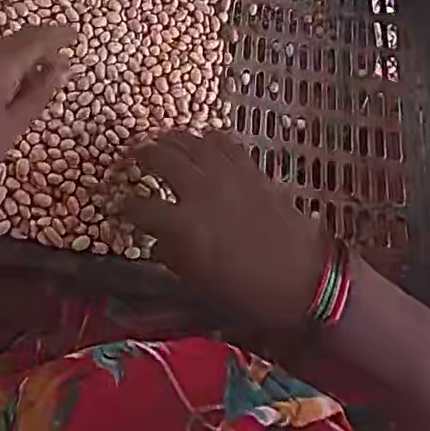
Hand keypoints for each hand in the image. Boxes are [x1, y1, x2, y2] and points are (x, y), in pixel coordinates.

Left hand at [0, 25, 74, 195]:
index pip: (37, 37)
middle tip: (59, 64)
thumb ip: (40, 93)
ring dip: (19, 58)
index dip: (58, 35)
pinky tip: (3, 85)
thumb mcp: (12, 125)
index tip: (75, 35)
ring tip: (34, 79)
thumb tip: (62, 68)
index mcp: (0, 63)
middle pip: (16, 40)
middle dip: (40, 48)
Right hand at [124, 131, 353, 328]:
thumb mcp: (201, 281)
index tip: (122, 206)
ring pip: (190, 141)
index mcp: (184, 223)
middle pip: (161, 158)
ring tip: (163, 143)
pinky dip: (208, 139)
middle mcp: (200, 190)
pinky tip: (204, 145)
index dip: (127, 206)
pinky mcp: (250, 168)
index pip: (141, 207)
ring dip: (171, 140)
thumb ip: (171, 253)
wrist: (307, 281)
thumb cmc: (250, 290)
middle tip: (135, 157)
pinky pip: (223, 142)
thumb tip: (155, 236)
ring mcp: (226, 174)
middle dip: (142, 156)